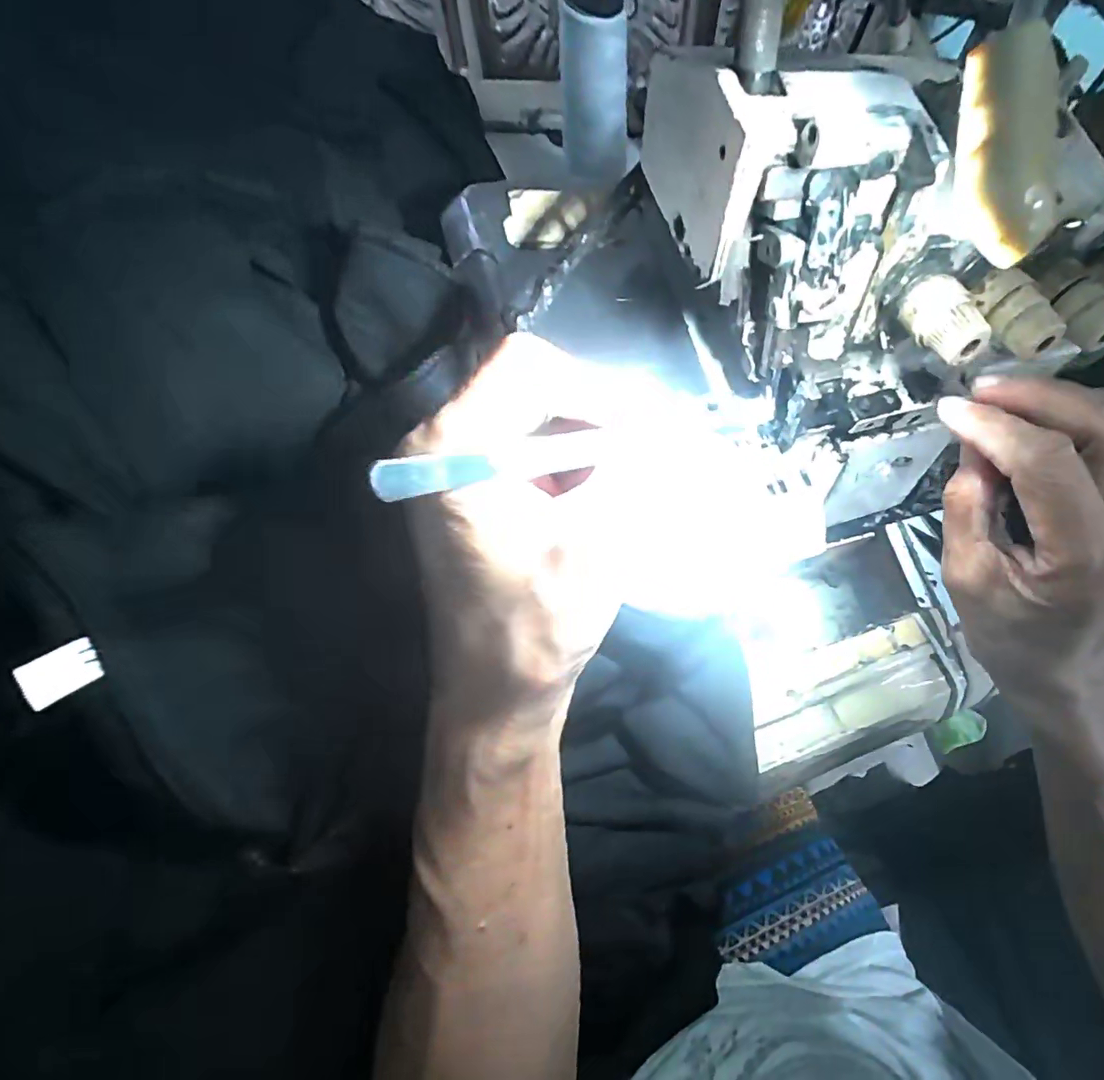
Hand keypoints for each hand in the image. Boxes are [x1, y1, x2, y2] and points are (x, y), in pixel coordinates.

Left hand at [402, 333, 628, 746]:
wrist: (495, 693)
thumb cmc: (535, 630)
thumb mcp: (595, 543)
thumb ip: (628, 470)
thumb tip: (664, 420)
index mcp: (453, 451)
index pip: (526, 368)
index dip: (593, 386)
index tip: (641, 426)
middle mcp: (440, 445)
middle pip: (527, 382)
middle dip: (594, 408)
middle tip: (646, 442)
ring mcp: (452, 465)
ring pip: (532, 410)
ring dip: (587, 431)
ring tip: (633, 464)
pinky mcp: (471, 486)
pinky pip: (527, 442)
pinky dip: (571, 454)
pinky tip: (604, 483)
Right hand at [935, 377, 1103, 726]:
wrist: (1063, 668)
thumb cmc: (1005, 630)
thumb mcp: (963, 575)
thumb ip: (967, 504)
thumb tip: (976, 438)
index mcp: (1089, 564)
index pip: (1048, 464)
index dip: (996, 426)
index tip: (951, 410)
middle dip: (1040, 397)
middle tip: (986, 391)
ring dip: (1087, 399)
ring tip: (1031, 404)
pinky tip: (1086, 418)